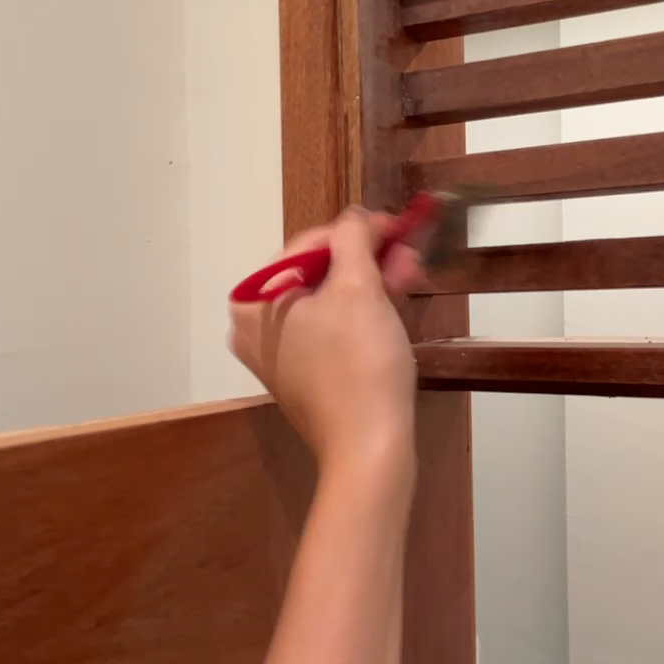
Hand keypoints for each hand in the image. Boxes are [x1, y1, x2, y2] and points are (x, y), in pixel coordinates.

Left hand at [230, 208, 424, 480]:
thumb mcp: (359, 288)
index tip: (398, 226)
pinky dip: (362, 314)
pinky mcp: (306, 375)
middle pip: (320, 273)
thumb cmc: (360, 363)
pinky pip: (333, 329)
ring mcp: (280, 355)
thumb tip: (357, 217)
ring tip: (410, 277)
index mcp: (253, 303)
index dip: (358, 231)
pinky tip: (394, 305)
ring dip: (372, 283)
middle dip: (369, 259)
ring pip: (330, 301)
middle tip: (409, 253)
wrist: (371, 446)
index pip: (309, 245)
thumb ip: (354, 239)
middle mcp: (255, 328)